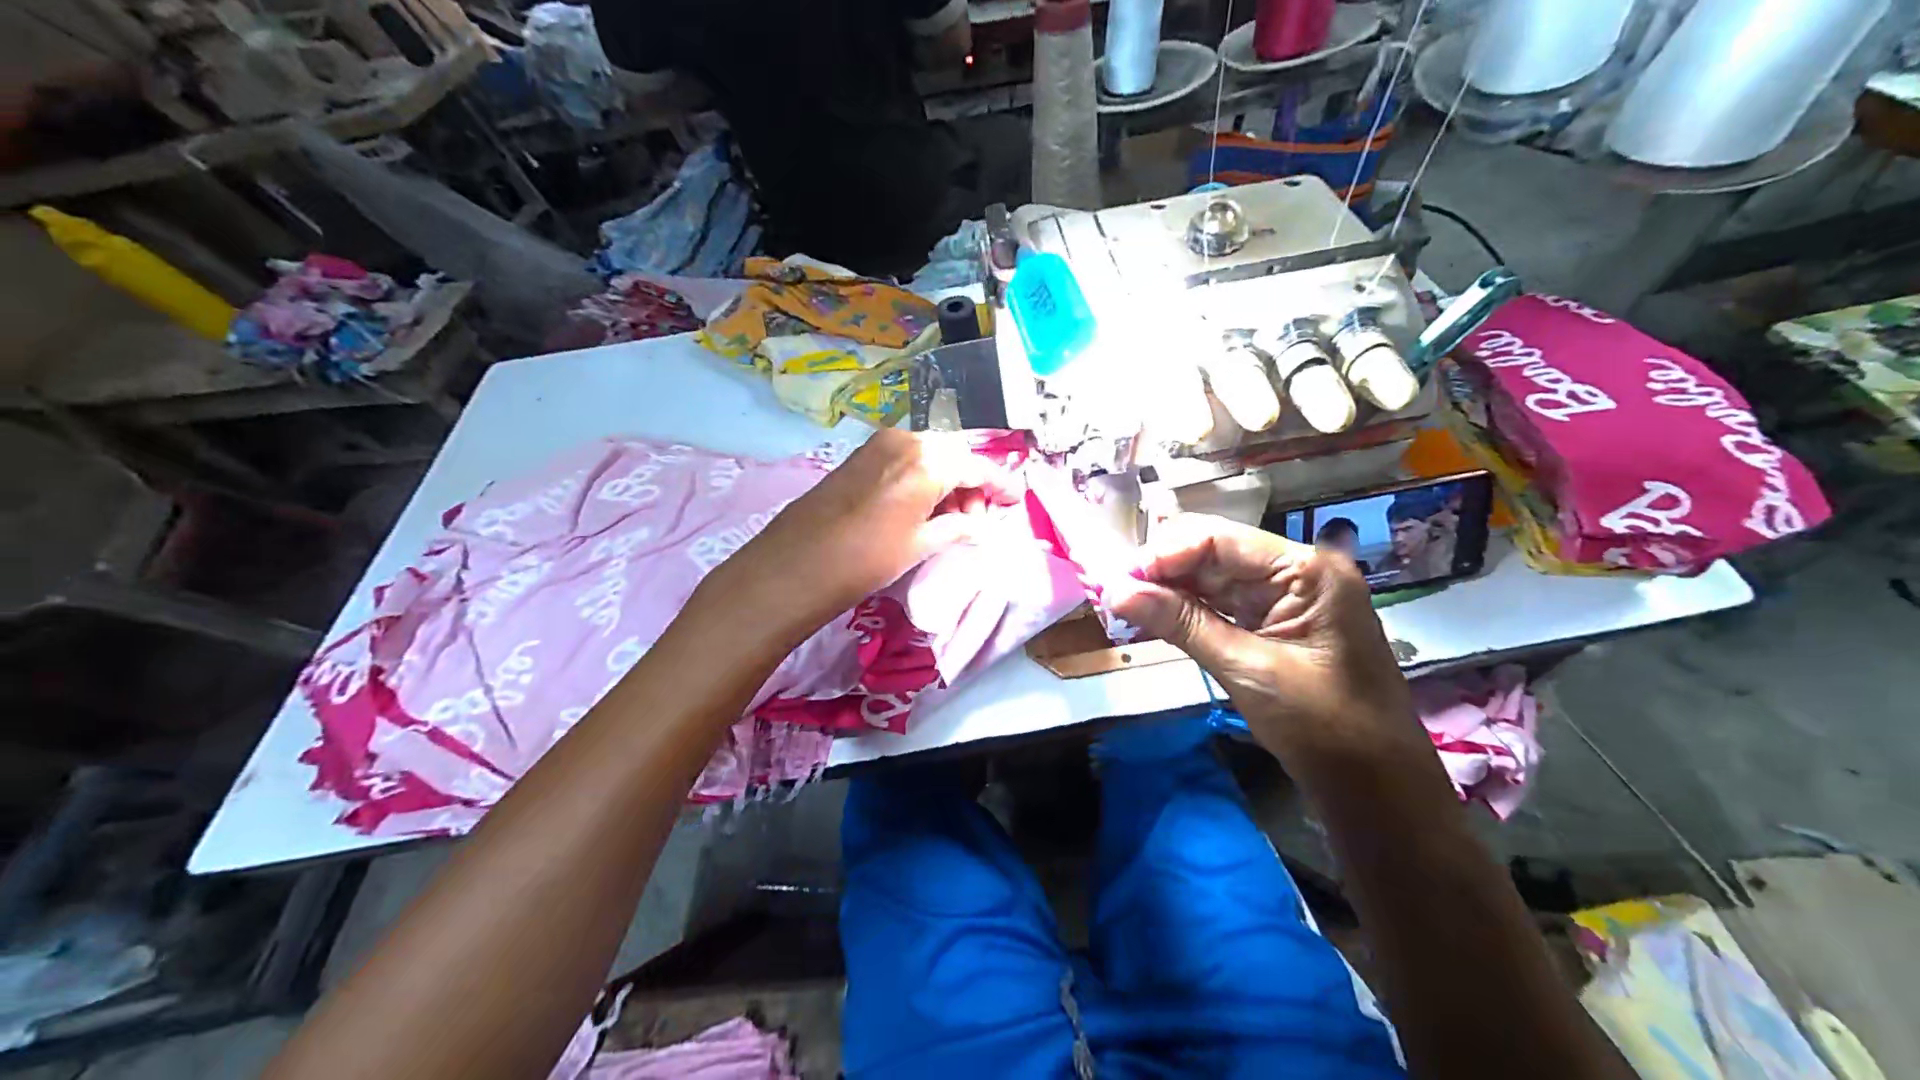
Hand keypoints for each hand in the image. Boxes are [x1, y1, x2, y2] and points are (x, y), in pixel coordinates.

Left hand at [700, 429, 1019, 641]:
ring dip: (946, 480)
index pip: (976, 466)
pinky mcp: (861, 455)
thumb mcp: (921, 545)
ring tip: (952, 517)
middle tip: (978, 518)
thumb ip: (958, 526)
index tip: (1015, 500)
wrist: (796, 563)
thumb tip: (981, 523)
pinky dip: (922, 476)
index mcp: (929, 460)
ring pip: (929, 454)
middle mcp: (907, 440)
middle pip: (953, 454)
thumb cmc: (866, 558)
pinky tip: (923, 506)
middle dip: (971, 482)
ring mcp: (880, 444)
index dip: (999, 484)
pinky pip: (905, 458)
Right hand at [1111, 514, 1428, 773]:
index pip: (1219, 539)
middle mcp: (1297, 572)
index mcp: (1306, 570)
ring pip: (1212, 579)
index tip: (1116, 579)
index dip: (1163, 554)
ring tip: (1121, 607)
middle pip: (1213, 553)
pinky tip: (1152, 618)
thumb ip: (1181, 622)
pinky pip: (1221, 605)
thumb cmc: (1322, 725)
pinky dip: (1186, 612)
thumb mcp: (1246, 668)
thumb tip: (1115, 590)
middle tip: (1112, 594)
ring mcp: (1287, 598)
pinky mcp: (1275, 623)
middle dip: (1160, 571)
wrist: (1375, 786)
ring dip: (1167, 592)